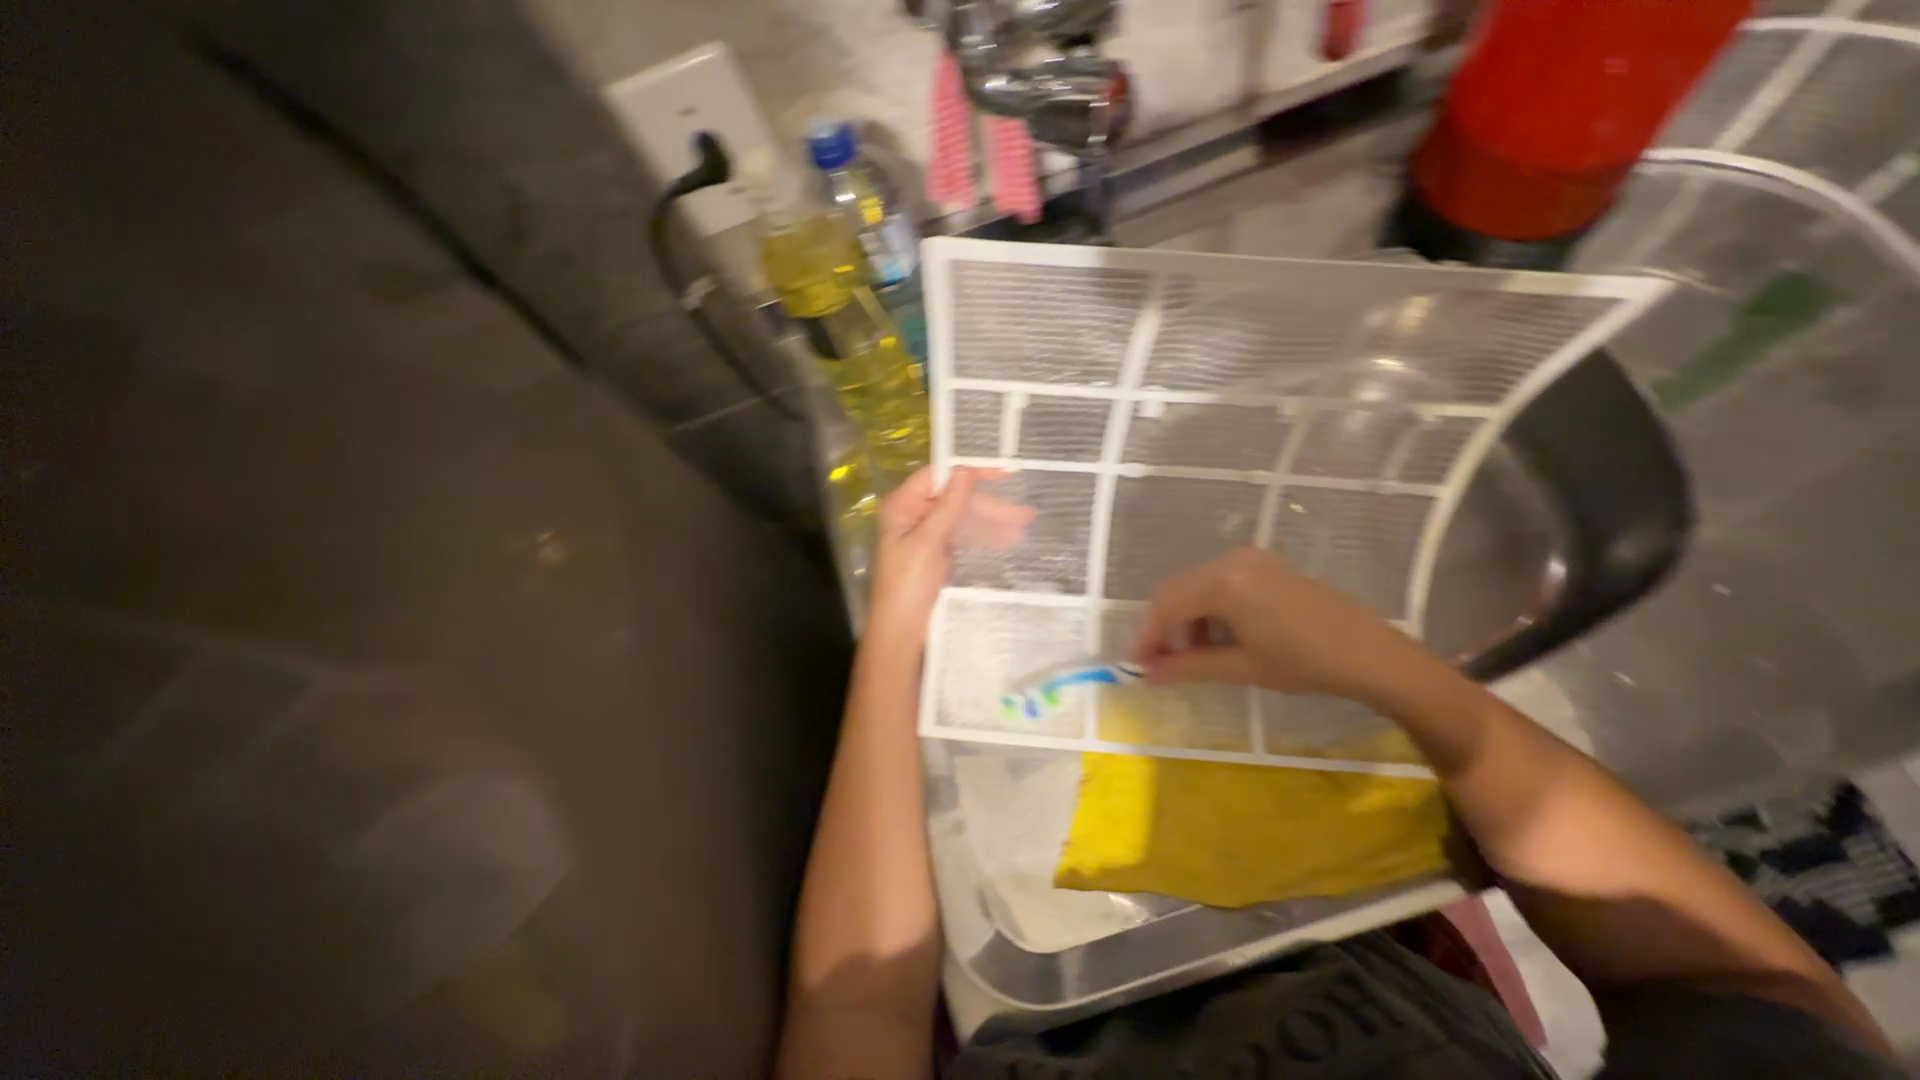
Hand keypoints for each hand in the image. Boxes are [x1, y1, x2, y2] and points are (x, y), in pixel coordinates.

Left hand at [868, 467, 1031, 648]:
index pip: (938, 477)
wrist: (901, 633)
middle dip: (989, 506)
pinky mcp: (937, 554)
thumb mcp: (928, 542)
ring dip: (992, 522)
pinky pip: (964, 537)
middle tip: (1025, 515)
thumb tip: (965, 470)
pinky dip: (984, 538)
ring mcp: (926, 535)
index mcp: (902, 506)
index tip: (1004, 476)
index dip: (970, 473)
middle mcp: (913, 515)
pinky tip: (1008, 540)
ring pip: (963, 519)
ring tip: (1024, 528)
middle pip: (955, 499)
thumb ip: (948, 506)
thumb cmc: (907, 586)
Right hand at [1130, 547, 1440, 708]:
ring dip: (1186, 619)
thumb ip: (1188, 666)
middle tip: (1159, 664)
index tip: (1136, 666)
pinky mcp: (1265, 565)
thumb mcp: (1241, 667)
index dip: (1147, 637)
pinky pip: (1220, 582)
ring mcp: (1250, 559)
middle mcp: (1231, 560)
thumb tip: (1147, 674)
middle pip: (1176, 590)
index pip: (1165, 605)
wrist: (1369, 654)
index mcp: (1223, 582)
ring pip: (1196, 586)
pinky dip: (1209, 609)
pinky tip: (1220, 639)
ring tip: (1192, 657)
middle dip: (1163, 627)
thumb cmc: (1303, 663)